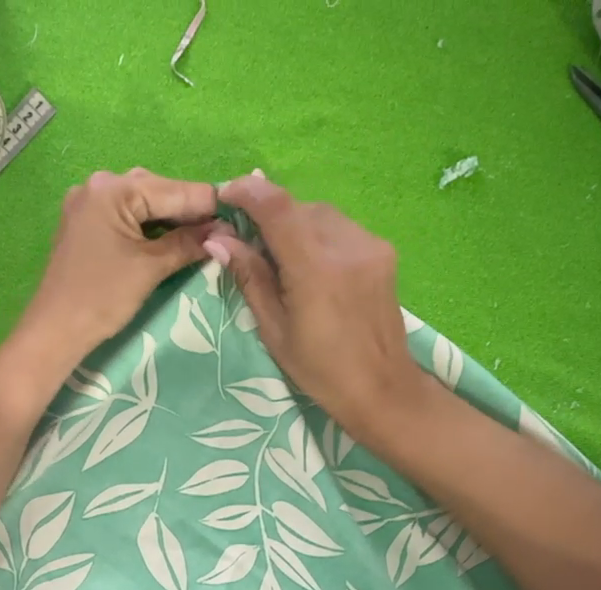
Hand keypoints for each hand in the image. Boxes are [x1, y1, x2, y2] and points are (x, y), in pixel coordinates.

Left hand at [18, 168, 228, 351]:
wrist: (55, 331)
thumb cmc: (102, 298)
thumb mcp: (151, 268)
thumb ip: (188, 243)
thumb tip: (222, 230)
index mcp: (112, 189)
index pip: (173, 190)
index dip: (208, 204)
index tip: (240, 215)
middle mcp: (97, 186)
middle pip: (156, 191)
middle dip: (189, 210)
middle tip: (222, 230)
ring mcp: (86, 204)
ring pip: (141, 203)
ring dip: (170, 218)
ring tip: (201, 236)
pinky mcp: (84, 224)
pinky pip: (125, 216)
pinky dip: (148, 226)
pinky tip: (170, 238)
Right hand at [206, 174, 431, 440]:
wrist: (380, 387)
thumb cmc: (319, 369)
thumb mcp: (273, 329)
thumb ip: (250, 277)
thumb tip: (218, 241)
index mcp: (315, 269)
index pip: (277, 207)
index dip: (247, 192)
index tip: (225, 196)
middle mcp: (347, 246)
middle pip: (298, 207)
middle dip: (269, 215)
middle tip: (247, 241)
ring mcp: (370, 245)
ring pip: (320, 214)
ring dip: (293, 225)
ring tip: (279, 258)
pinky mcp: (382, 251)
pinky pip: (341, 228)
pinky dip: (317, 235)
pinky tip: (310, 265)